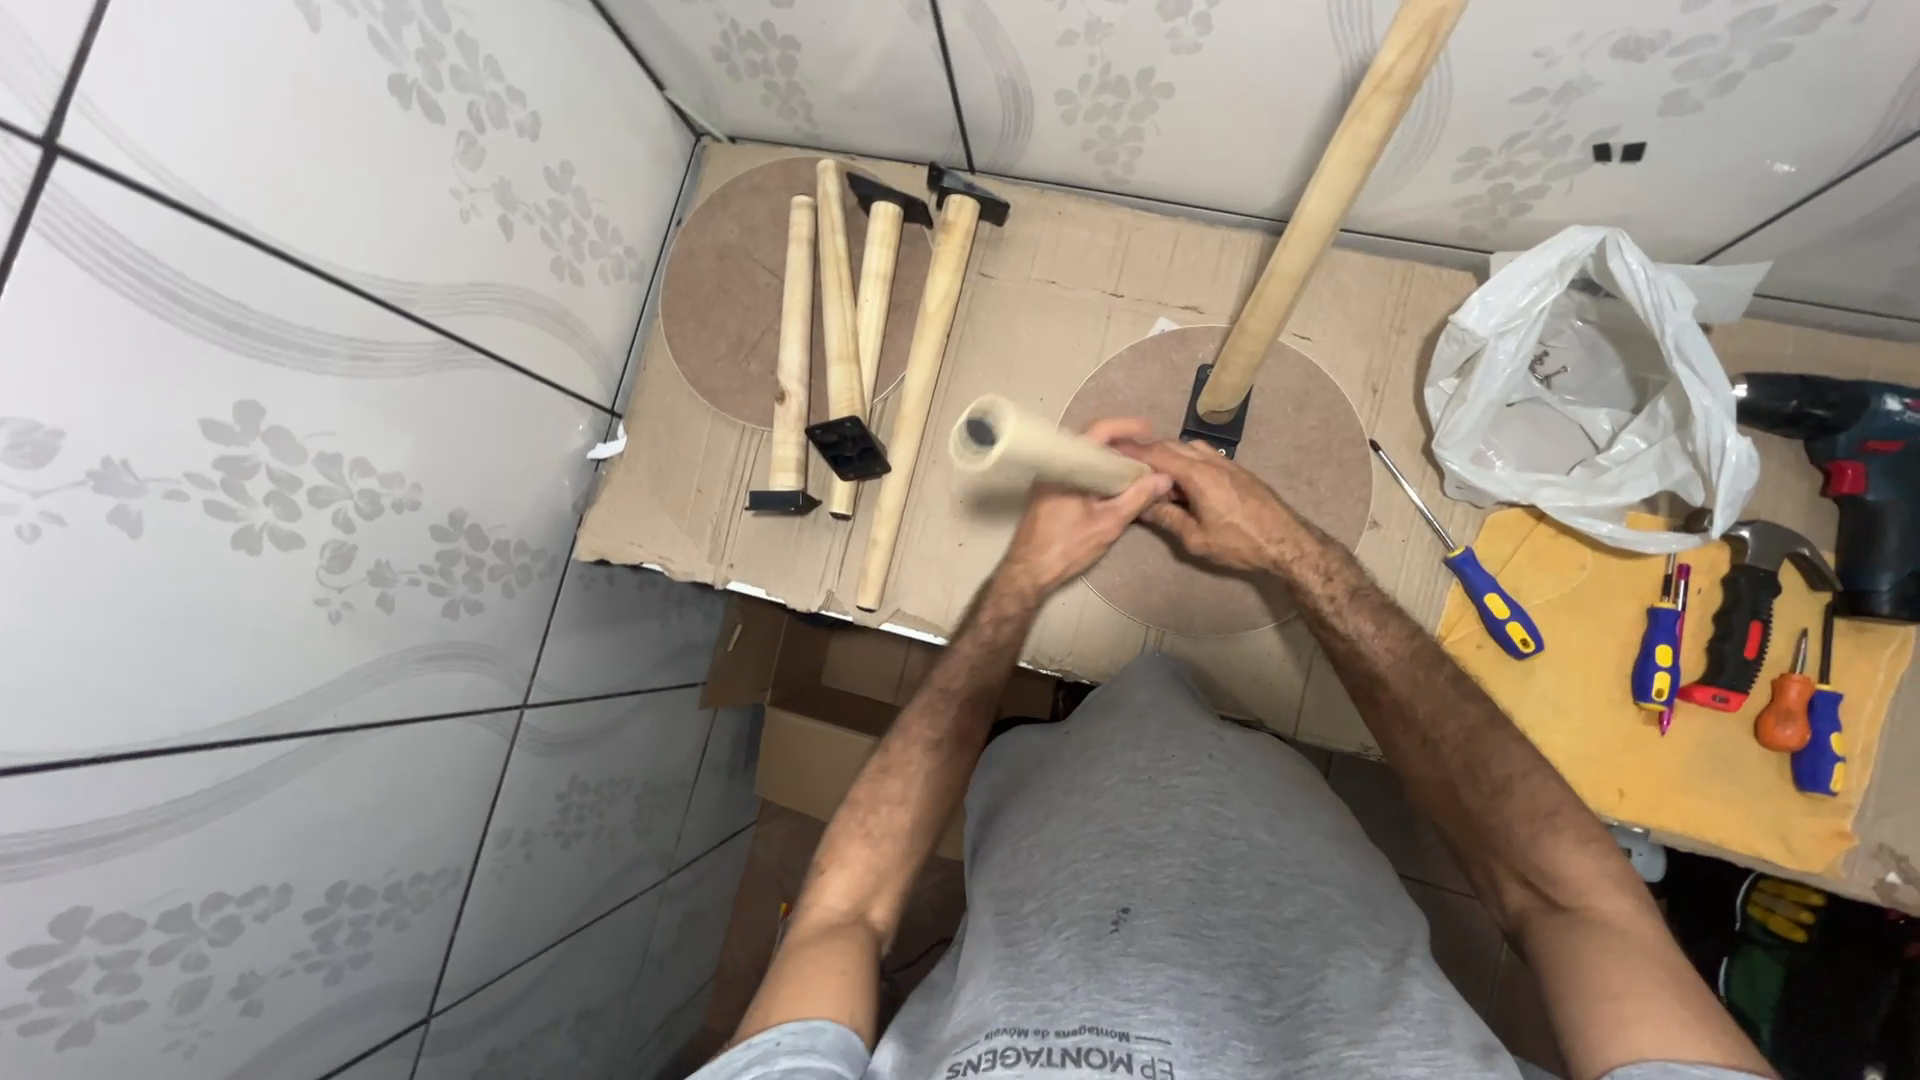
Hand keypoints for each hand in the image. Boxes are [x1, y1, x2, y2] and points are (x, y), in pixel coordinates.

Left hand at [996, 417, 1173, 597]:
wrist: (1029, 572)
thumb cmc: (1066, 547)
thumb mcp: (1108, 523)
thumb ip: (1137, 498)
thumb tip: (1163, 478)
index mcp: (1066, 465)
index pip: (1098, 431)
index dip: (1127, 426)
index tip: (1150, 430)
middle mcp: (1054, 465)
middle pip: (1092, 442)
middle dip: (1122, 445)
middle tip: (1147, 454)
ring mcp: (1048, 478)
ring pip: (1085, 458)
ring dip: (1111, 461)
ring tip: (1137, 470)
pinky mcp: (1048, 491)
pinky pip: (1077, 471)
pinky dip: (1098, 473)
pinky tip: (1115, 487)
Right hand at [1118, 438, 1299, 573]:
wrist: (1287, 542)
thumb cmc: (1240, 543)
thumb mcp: (1197, 539)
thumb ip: (1168, 519)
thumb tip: (1143, 507)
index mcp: (1198, 476)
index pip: (1158, 454)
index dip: (1134, 451)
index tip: (1114, 452)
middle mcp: (1211, 462)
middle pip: (1172, 445)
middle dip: (1148, 451)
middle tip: (1129, 465)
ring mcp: (1227, 463)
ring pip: (1190, 447)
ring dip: (1169, 454)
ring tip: (1155, 475)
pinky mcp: (1237, 470)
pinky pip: (1205, 454)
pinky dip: (1186, 459)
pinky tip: (1183, 480)